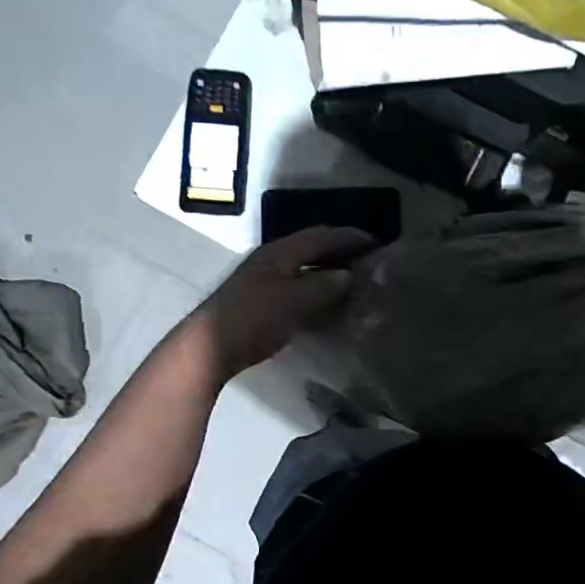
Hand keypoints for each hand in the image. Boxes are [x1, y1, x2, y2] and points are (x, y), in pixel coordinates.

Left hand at [193, 226, 374, 375]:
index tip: (376, 243)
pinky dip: (317, 290)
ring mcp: (264, 280)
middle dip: (340, 252)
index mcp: (279, 252)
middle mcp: (271, 260)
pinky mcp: (260, 301)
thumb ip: (324, 286)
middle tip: (368, 262)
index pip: (321, 236)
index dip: (350, 237)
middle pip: (312, 249)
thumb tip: (347, 275)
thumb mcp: (294, 301)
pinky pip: (297, 287)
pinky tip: (328, 303)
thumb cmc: (253, 319)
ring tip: (354, 282)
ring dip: (329, 272)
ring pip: (304, 269)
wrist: (209, 348)